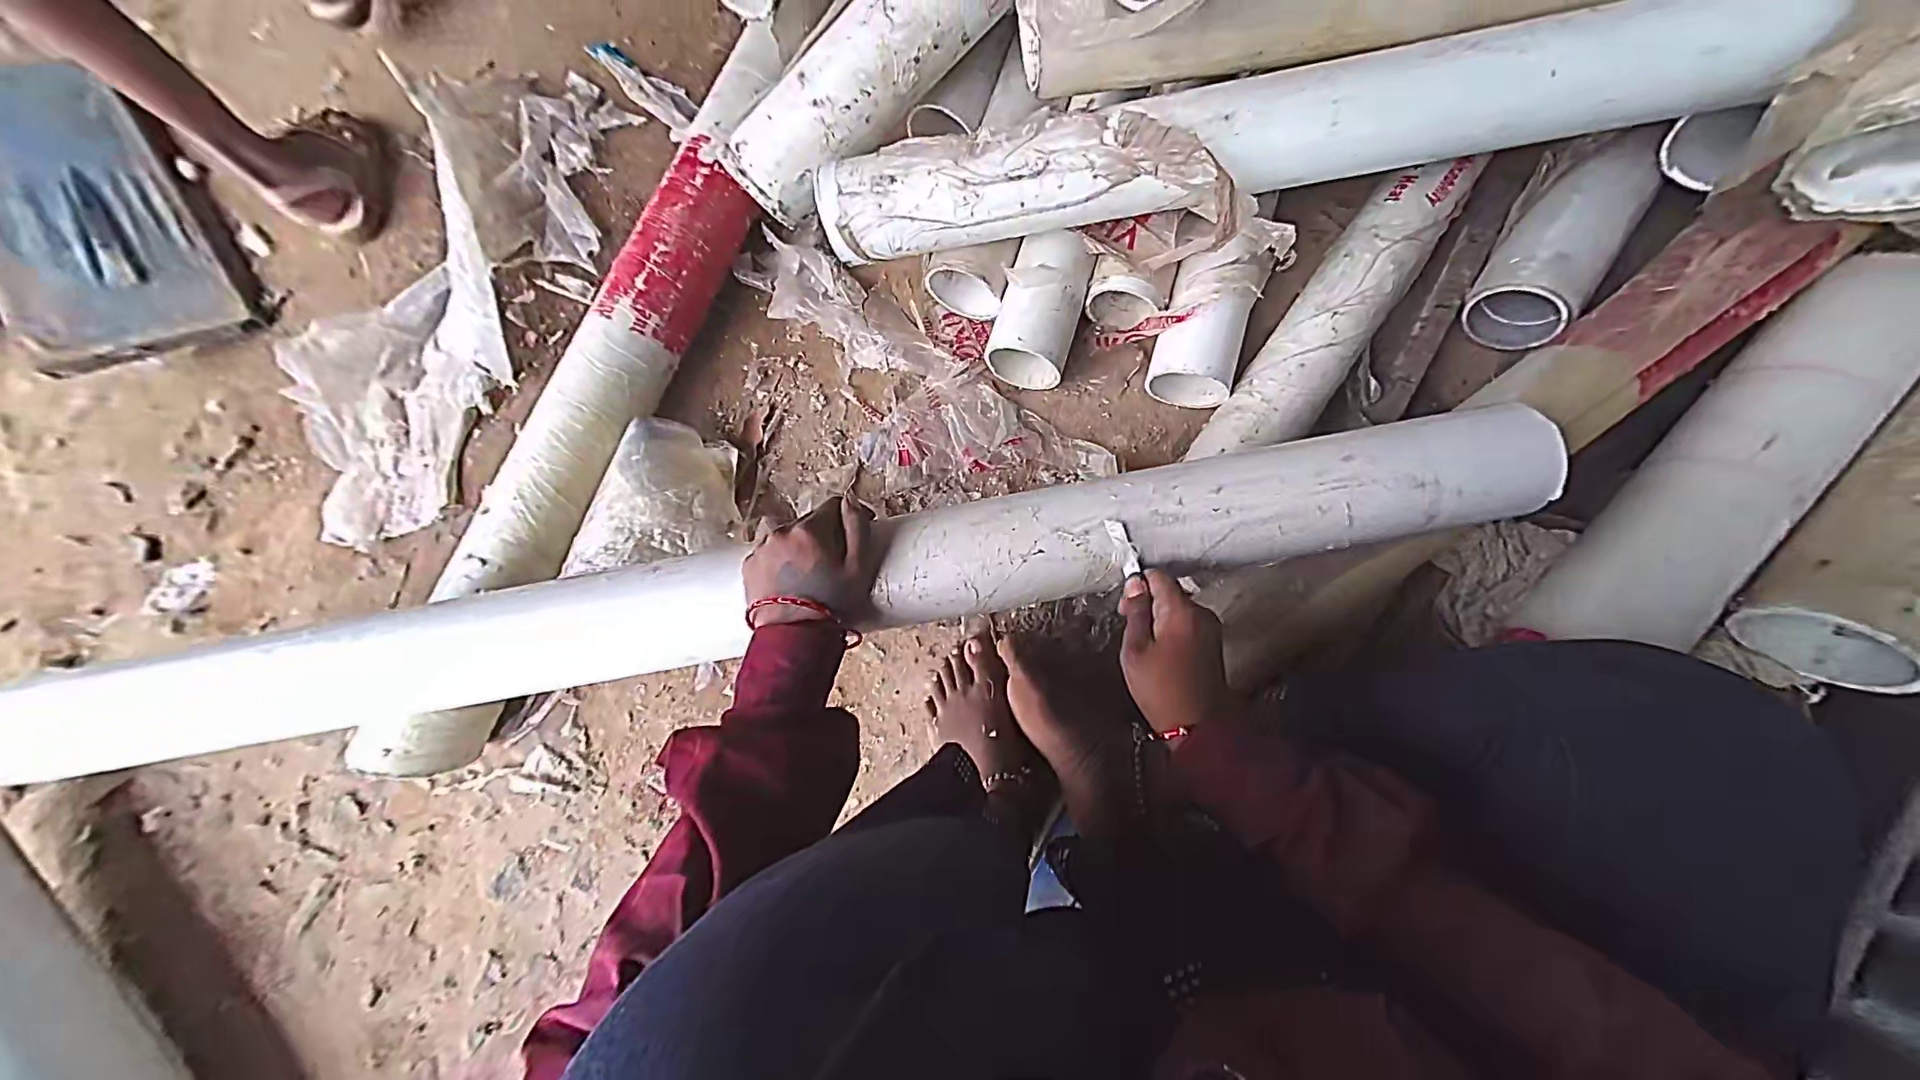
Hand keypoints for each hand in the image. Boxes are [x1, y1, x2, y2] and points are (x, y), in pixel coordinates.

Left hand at [743, 497, 882, 627]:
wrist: (793, 637)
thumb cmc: (830, 605)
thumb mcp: (859, 567)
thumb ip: (857, 527)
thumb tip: (850, 500)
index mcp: (810, 530)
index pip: (833, 506)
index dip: (847, 518)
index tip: (853, 535)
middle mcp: (782, 532)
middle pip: (809, 523)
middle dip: (821, 537)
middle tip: (831, 565)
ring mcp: (762, 548)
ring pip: (788, 538)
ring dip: (799, 549)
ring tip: (809, 576)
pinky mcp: (750, 566)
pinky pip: (769, 554)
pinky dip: (780, 562)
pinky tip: (791, 582)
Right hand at [1118, 570, 1239, 733]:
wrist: (1197, 725)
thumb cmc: (1162, 692)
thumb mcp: (1134, 650)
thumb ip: (1135, 613)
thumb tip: (1134, 586)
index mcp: (1181, 612)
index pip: (1158, 576)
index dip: (1137, 585)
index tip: (1126, 604)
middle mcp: (1201, 614)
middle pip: (1170, 590)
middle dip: (1148, 601)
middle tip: (1131, 627)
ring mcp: (1210, 627)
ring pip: (1178, 606)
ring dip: (1160, 616)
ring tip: (1146, 645)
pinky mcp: (1212, 641)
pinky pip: (1187, 622)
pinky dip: (1172, 629)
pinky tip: (1161, 652)